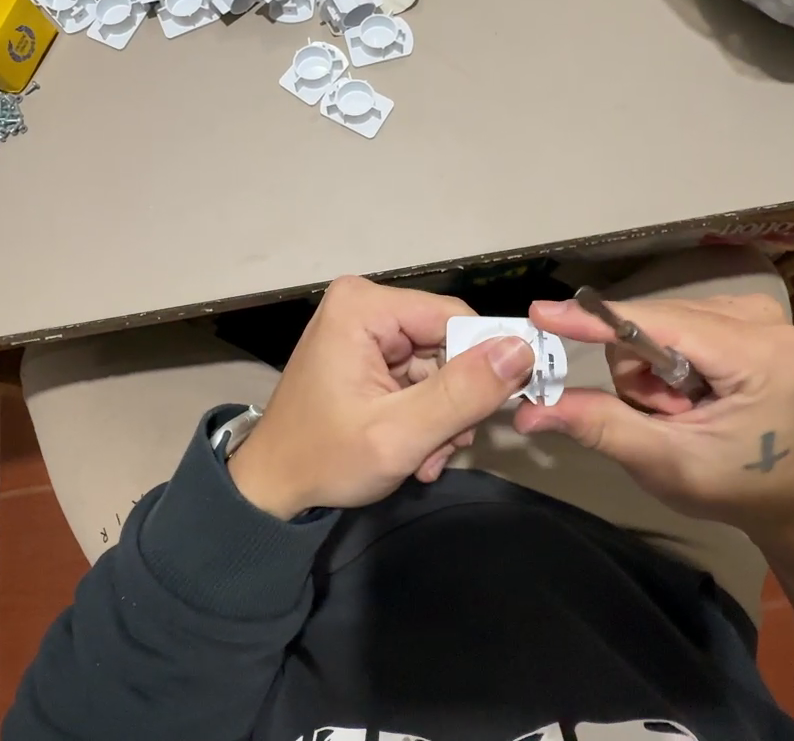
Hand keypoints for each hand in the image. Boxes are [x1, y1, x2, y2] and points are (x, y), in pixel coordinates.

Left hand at [228, 276, 535, 518]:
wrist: (272, 488)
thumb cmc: (323, 459)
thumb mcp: (399, 434)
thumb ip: (462, 392)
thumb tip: (522, 349)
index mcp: (363, 306)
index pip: (454, 318)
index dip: (482, 364)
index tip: (487, 414)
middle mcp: (364, 305)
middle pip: (447, 342)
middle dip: (454, 401)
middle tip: (446, 447)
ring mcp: (365, 330)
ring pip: (439, 365)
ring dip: (441, 416)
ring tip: (424, 457)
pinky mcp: (367, 353)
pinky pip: (419, 377)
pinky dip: (424, 415)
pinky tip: (413, 449)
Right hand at [516, 293, 793, 534]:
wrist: (781, 496)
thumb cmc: (731, 486)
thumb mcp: (663, 463)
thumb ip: (599, 425)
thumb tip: (530, 409)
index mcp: (761, 357)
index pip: (660, 324)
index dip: (597, 320)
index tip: (541, 313)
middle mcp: (764, 321)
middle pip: (655, 318)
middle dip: (635, 366)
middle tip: (655, 413)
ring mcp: (756, 312)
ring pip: (657, 317)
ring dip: (645, 364)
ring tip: (673, 409)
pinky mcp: (743, 313)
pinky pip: (670, 318)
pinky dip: (658, 354)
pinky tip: (681, 388)